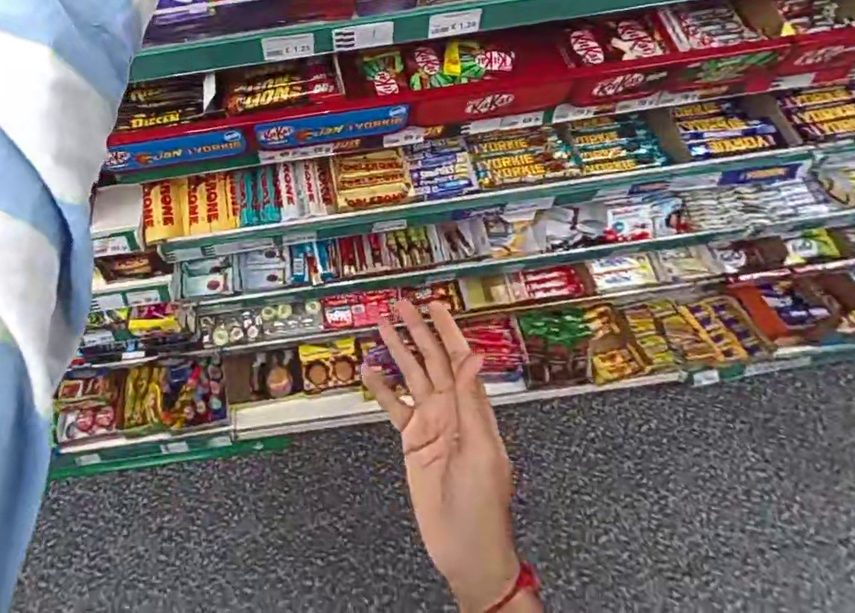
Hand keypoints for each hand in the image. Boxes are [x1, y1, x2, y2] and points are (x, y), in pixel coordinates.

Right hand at [363, 301, 522, 611]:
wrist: (466, 549)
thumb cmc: (483, 505)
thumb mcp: (480, 450)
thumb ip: (470, 402)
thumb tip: (473, 358)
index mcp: (471, 408)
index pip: (458, 358)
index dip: (447, 330)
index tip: (436, 306)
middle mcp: (450, 409)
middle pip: (430, 359)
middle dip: (416, 330)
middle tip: (400, 305)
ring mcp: (430, 423)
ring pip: (410, 376)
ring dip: (397, 351)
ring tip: (382, 325)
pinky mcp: (412, 440)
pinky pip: (394, 406)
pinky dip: (381, 387)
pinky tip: (370, 371)